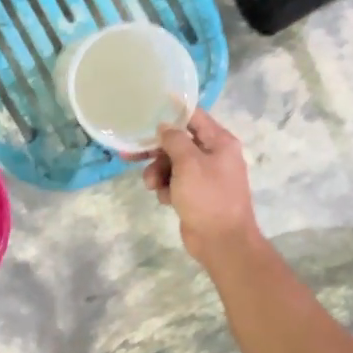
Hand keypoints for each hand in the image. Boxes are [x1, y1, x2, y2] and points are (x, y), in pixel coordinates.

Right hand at [143, 108, 260, 264]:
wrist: (222, 242)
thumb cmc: (208, 197)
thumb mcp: (188, 163)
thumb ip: (174, 139)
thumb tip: (164, 127)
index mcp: (220, 142)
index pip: (194, 116)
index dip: (172, 111)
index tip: (147, 110)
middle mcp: (213, 155)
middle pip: (178, 142)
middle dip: (156, 151)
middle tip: (131, 154)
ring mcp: (204, 176)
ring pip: (172, 164)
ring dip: (158, 173)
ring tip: (153, 186)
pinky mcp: (195, 194)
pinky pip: (174, 183)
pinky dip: (167, 189)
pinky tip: (166, 200)